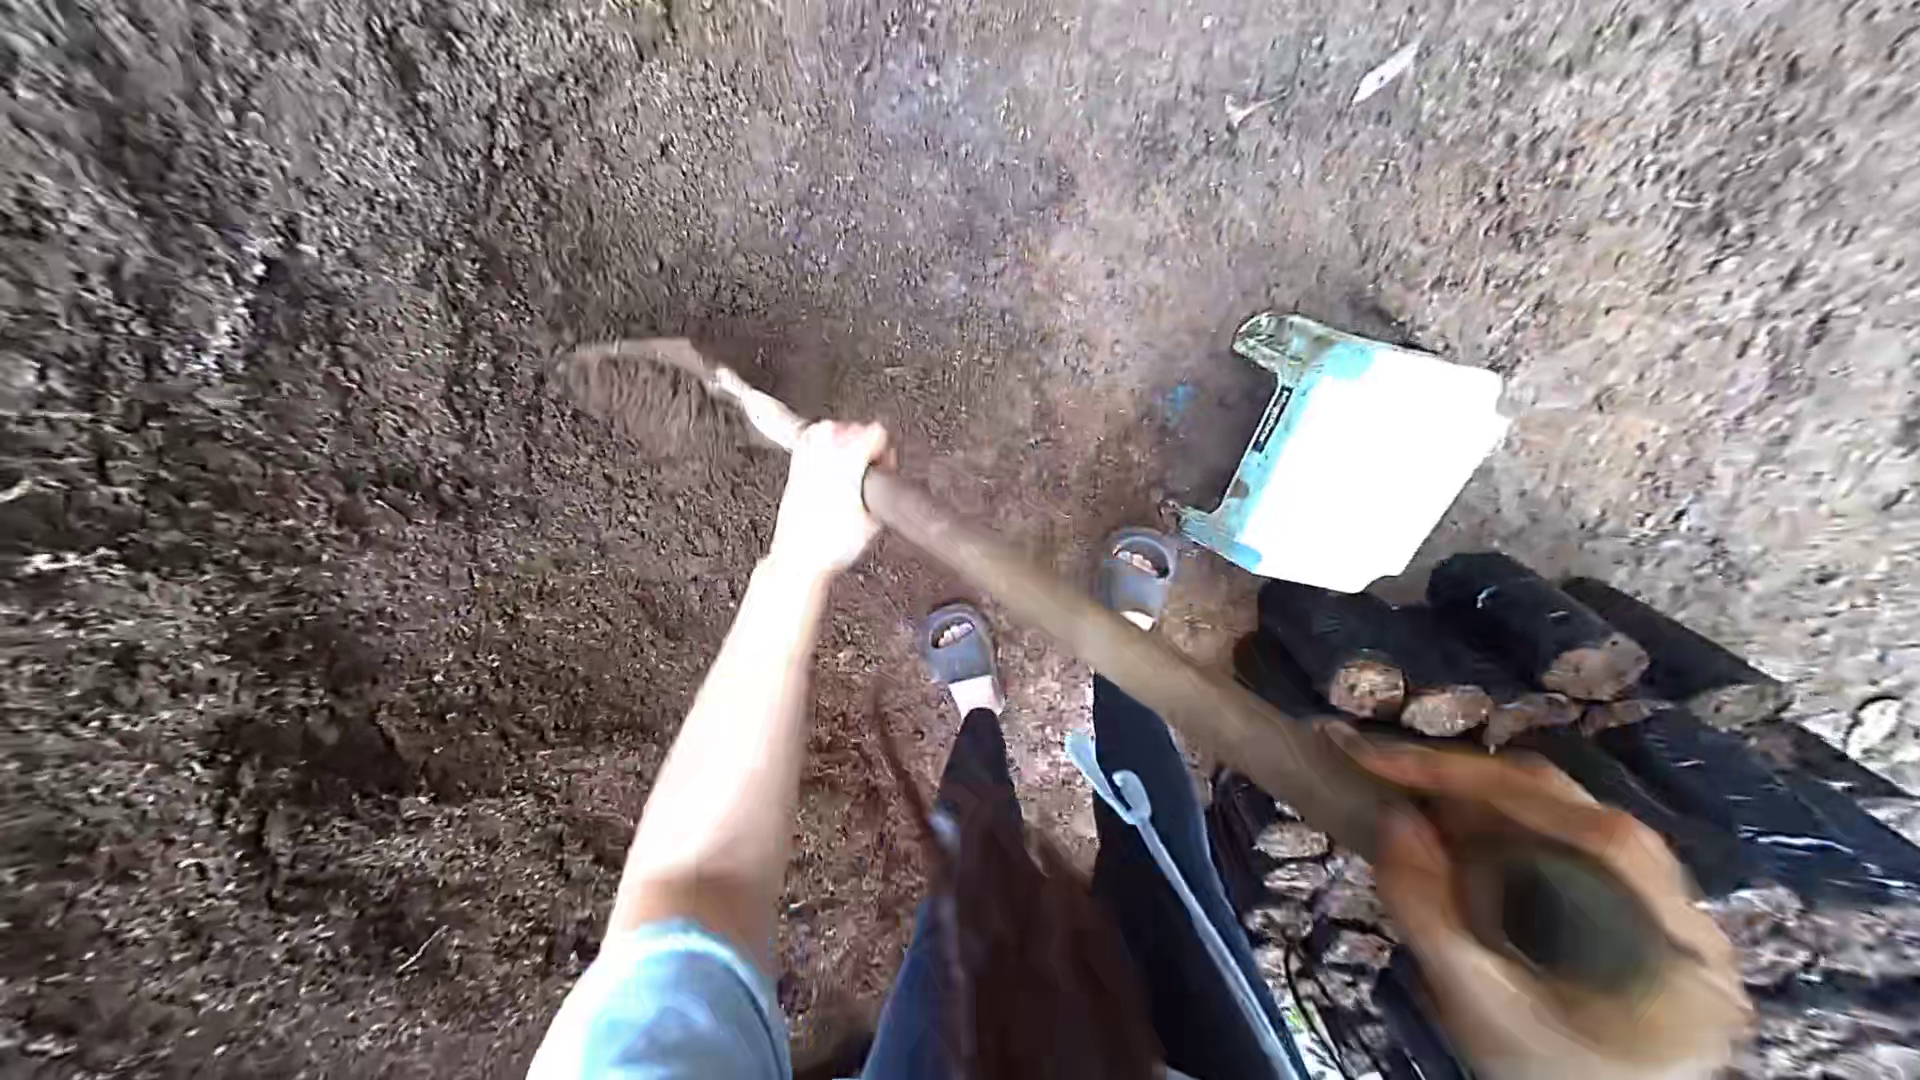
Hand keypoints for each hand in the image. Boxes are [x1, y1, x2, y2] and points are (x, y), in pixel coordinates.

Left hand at [767, 420, 890, 579]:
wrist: (800, 554)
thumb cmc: (832, 540)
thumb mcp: (877, 514)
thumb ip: (888, 478)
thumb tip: (888, 463)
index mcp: (848, 452)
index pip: (880, 432)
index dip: (885, 455)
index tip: (880, 473)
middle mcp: (824, 442)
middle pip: (859, 428)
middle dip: (865, 452)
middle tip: (862, 483)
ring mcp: (807, 446)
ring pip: (839, 430)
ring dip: (847, 451)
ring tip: (845, 483)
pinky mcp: (796, 454)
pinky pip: (820, 438)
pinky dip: (830, 452)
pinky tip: (831, 477)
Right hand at [1339, 730, 1750, 1079]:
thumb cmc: (1545, 1073)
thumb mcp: (1479, 1008)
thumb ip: (1429, 915)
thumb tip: (1391, 816)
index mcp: (1677, 945)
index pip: (1592, 832)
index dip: (1488, 784)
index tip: (1389, 763)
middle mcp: (1674, 906)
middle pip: (1567, 806)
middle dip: (1465, 779)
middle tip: (1380, 767)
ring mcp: (1641, 895)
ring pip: (1551, 807)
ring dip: (1468, 791)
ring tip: (1397, 788)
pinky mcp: (1601, 891)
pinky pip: (1540, 828)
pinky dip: (1478, 812)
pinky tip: (1436, 820)